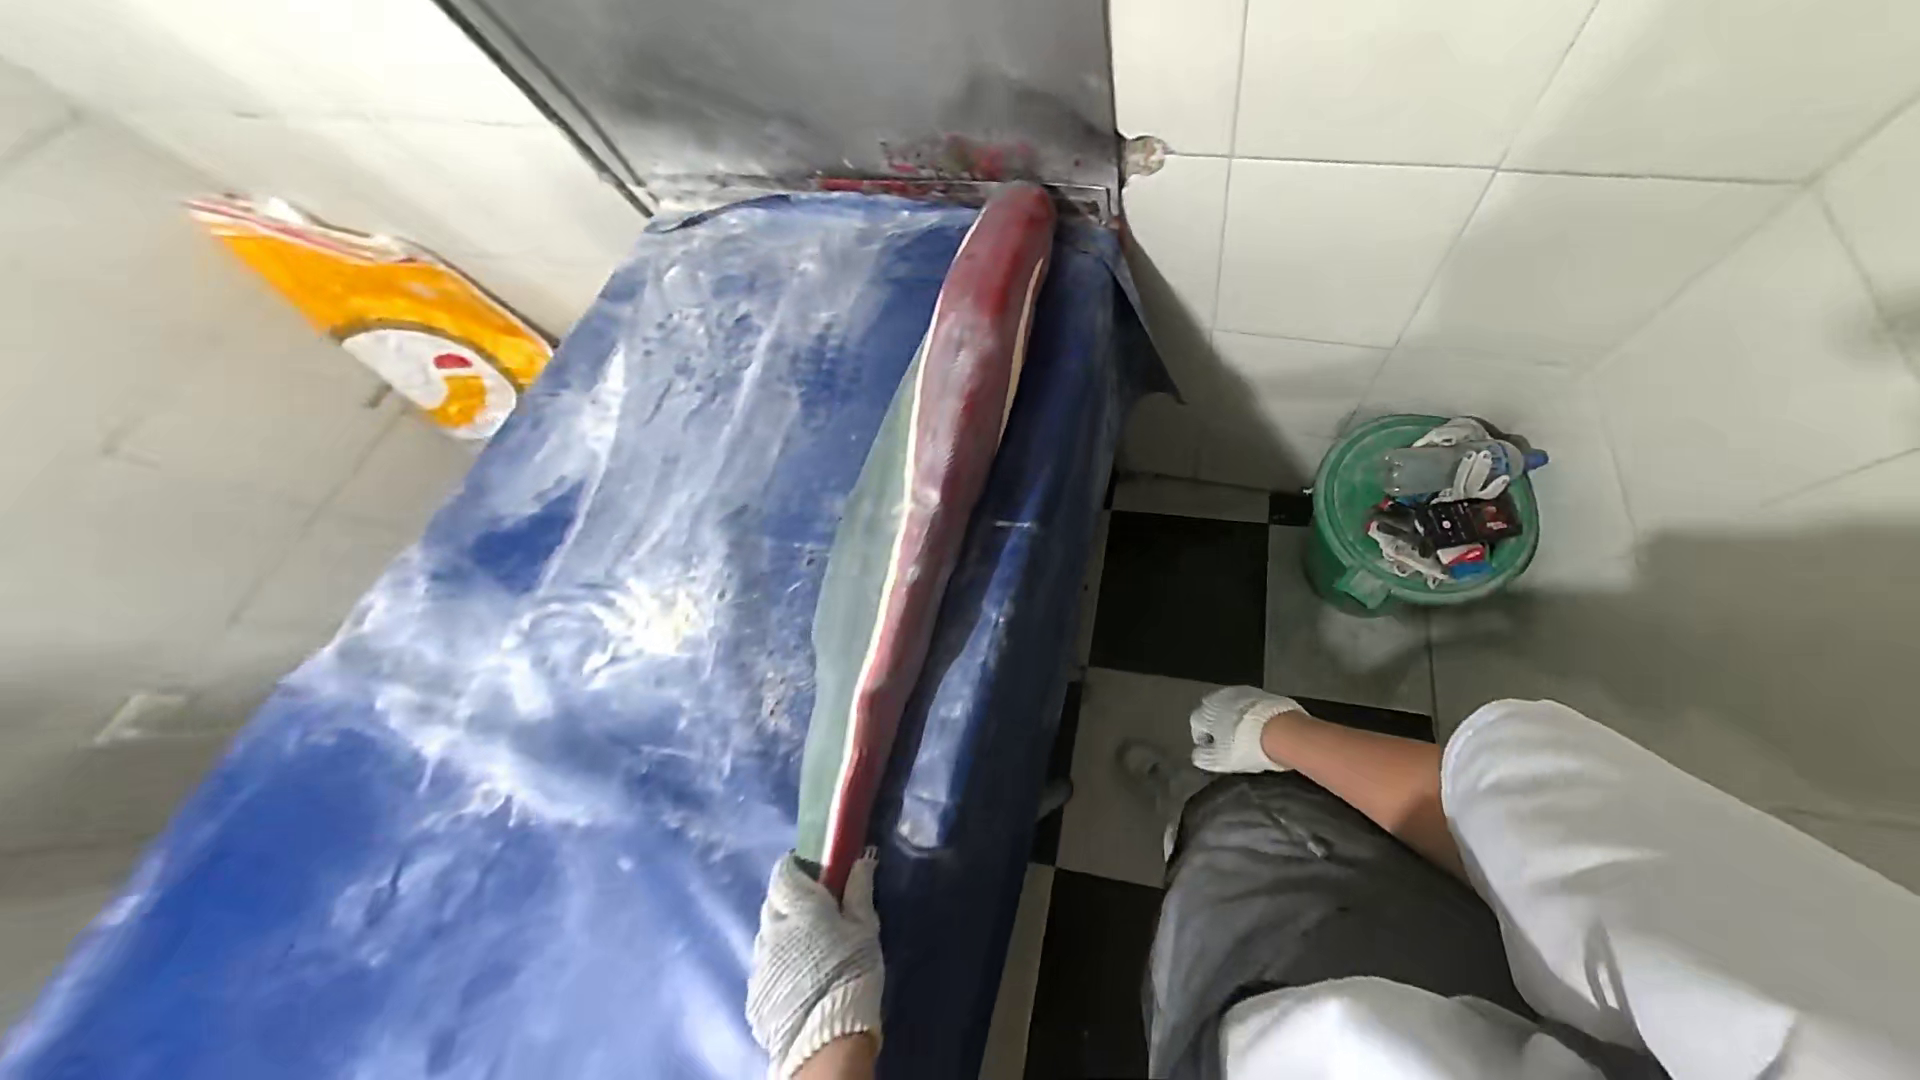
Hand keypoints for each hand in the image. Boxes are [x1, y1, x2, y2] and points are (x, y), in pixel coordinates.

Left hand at [747, 850, 884, 1078]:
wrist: (827, 1039)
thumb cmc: (852, 970)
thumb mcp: (864, 926)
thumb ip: (859, 889)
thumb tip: (861, 858)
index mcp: (798, 904)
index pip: (784, 870)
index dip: (797, 867)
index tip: (815, 873)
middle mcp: (771, 927)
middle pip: (773, 900)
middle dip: (790, 898)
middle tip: (816, 910)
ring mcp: (759, 961)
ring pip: (767, 933)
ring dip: (783, 932)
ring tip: (808, 947)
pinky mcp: (754, 992)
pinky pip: (765, 964)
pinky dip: (779, 962)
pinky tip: (798, 977)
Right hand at [1189, 686, 1300, 773]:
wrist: (1282, 730)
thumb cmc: (1247, 746)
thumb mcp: (1221, 761)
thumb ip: (1203, 758)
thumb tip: (1197, 755)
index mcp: (1204, 714)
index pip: (1196, 725)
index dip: (1204, 739)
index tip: (1213, 750)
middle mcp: (1217, 698)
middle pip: (1212, 713)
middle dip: (1218, 725)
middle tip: (1231, 742)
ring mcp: (1239, 692)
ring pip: (1231, 706)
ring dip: (1235, 717)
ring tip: (1247, 734)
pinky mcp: (1260, 692)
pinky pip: (1250, 704)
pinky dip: (1251, 713)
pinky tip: (1261, 725)